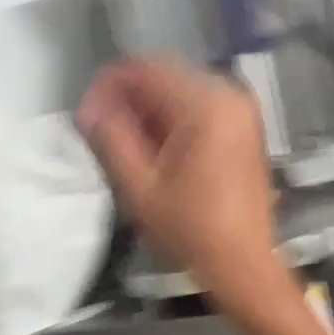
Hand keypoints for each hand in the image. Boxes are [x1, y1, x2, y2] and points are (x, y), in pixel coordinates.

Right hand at [77, 59, 289, 312]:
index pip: (146, 68)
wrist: (243, 266)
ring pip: (182, 94)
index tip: (87, 114)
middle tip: (101, 133)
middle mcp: (229, 95)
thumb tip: (89, 110)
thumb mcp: (141, 189)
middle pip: (166, 77)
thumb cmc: (192, 232)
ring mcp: (242, 112)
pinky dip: (175, 125)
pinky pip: (202, 112)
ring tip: (125, 148)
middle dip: (130, 100)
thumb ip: (112, 141)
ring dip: (150, 114)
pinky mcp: (246, 132)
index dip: (109, 85)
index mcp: (205, 103)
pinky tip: (157, 154)